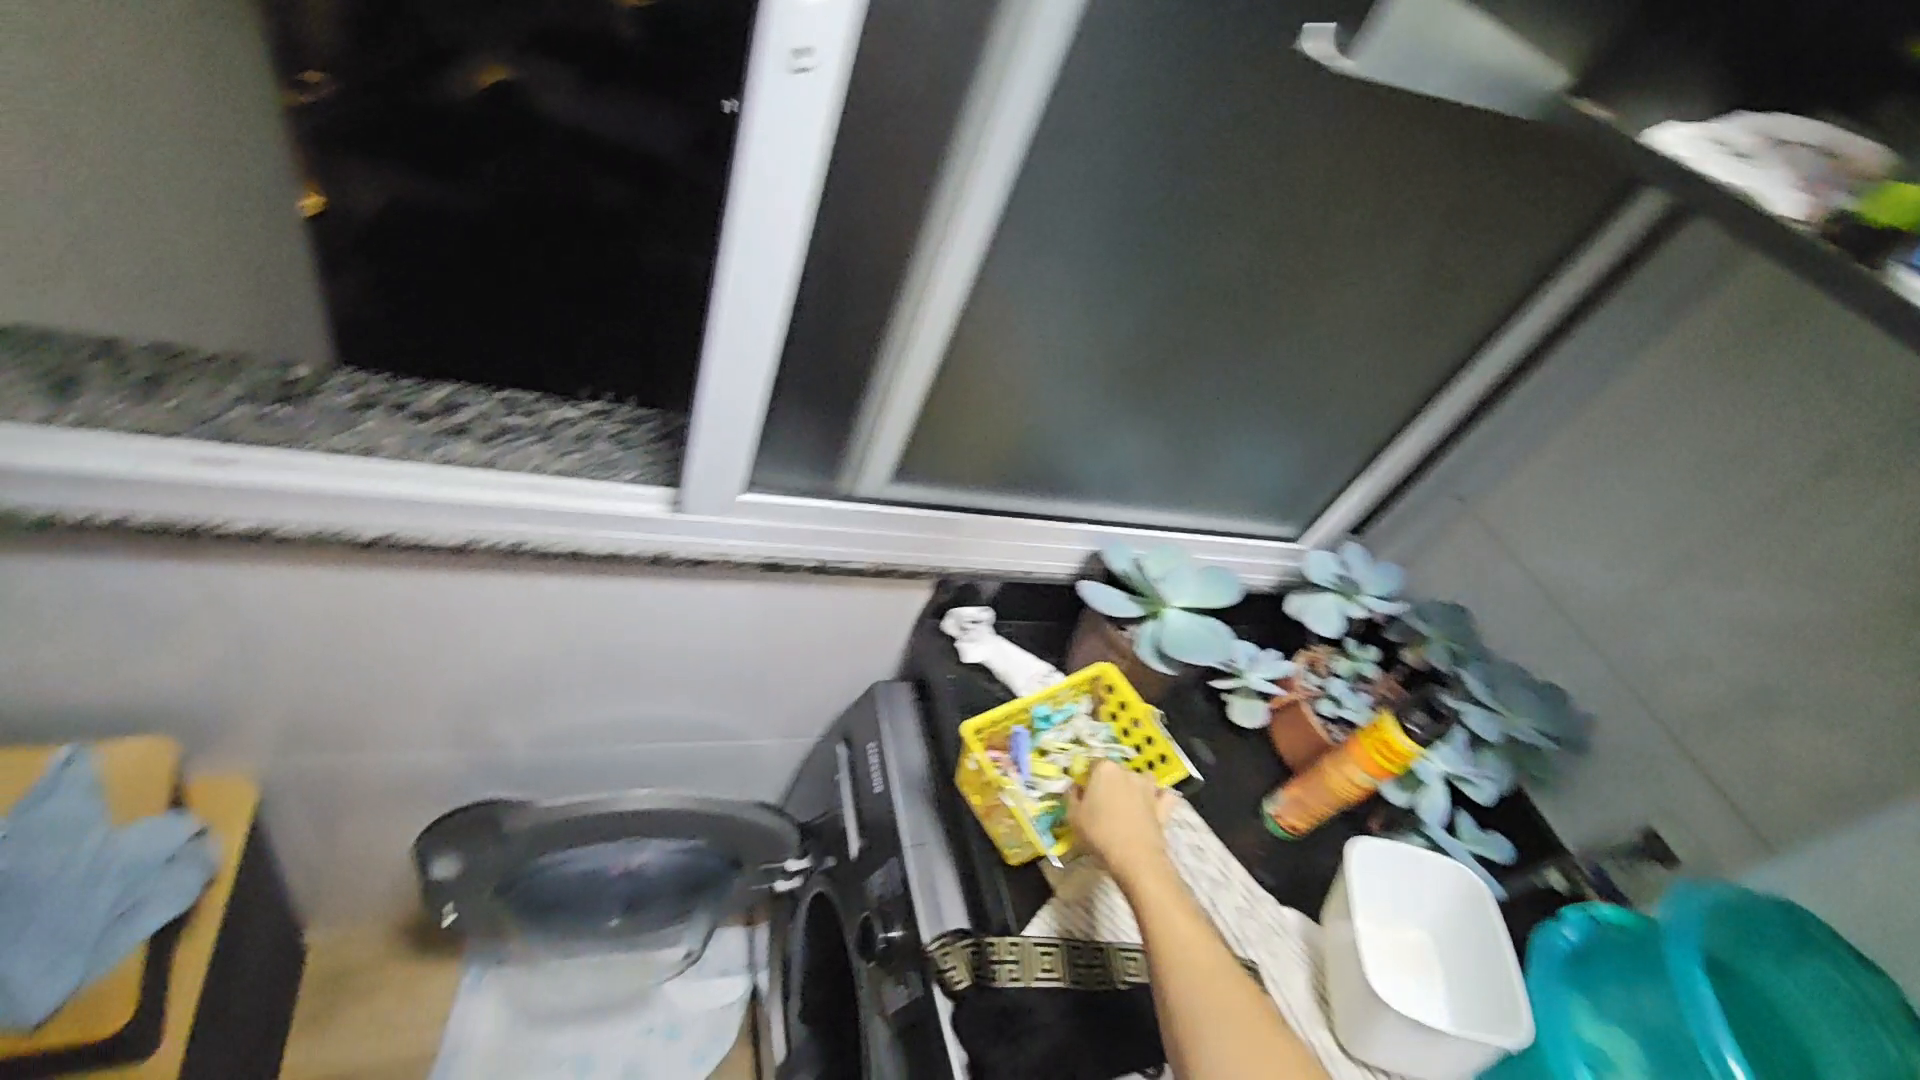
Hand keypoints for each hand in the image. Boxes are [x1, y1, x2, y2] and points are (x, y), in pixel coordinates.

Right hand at [1067, 760, 1175, 885]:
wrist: (1134, 857)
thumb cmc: (1099, 833)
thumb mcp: (1073, 816)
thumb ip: (1072, 796)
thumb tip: (1077, 787)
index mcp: (1104, 769)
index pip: (1093, 763)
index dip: (1088, 777)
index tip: (1085, 792)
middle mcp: (1128, 772)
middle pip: (1117, 771)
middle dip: (1110, 782)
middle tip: (1103, 803)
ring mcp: (1148, 787)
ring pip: (1142, 779)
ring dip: (1136, 786)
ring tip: (1128, 804)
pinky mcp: (1163, 804)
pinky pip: (1163, 796)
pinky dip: (1159, 798)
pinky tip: (1154, 805)